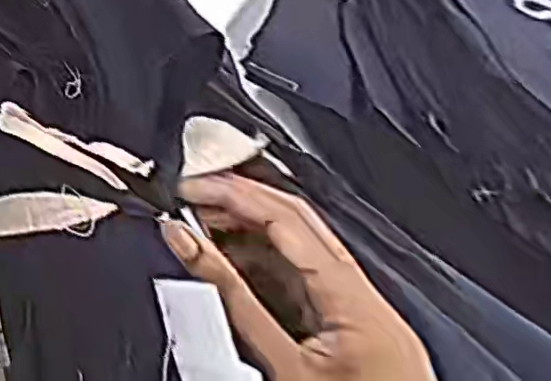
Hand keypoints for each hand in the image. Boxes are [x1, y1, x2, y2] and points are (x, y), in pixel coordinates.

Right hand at [162, 174, 432, 380]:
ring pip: (298, 243)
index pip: (287, 219)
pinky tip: (225, 259)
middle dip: (237, 200)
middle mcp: (370, 305)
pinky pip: (299, 272)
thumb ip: (228, 294)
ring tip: (196, 226)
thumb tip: (181, 236)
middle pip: (298, 221)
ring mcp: (364, 318)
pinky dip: (256, 255)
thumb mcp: (281, 365)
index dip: (231, 194)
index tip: (186, 188)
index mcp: (362, 309)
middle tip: (186, 196)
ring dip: (243, 226)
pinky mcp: (350, 331)